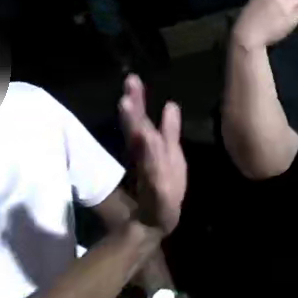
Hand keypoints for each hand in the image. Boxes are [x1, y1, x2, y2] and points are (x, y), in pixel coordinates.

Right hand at [118, 74, 183, 234]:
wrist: (158, 218)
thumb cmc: (164, 182)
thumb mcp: (171, 152)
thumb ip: (169, 129)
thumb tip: (171, 103)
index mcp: (148, 146)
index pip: (141, 120)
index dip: (137, 100)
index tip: (132, 79)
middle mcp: (145, 156)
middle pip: (137, 130)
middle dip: (133, 111)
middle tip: (125, 93)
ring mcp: (149, 171)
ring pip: (142, 147)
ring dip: (136, 127)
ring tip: (128, 108)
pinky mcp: (157, 188)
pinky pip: (154, 171)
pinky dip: (151, 158)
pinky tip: (149, 142)